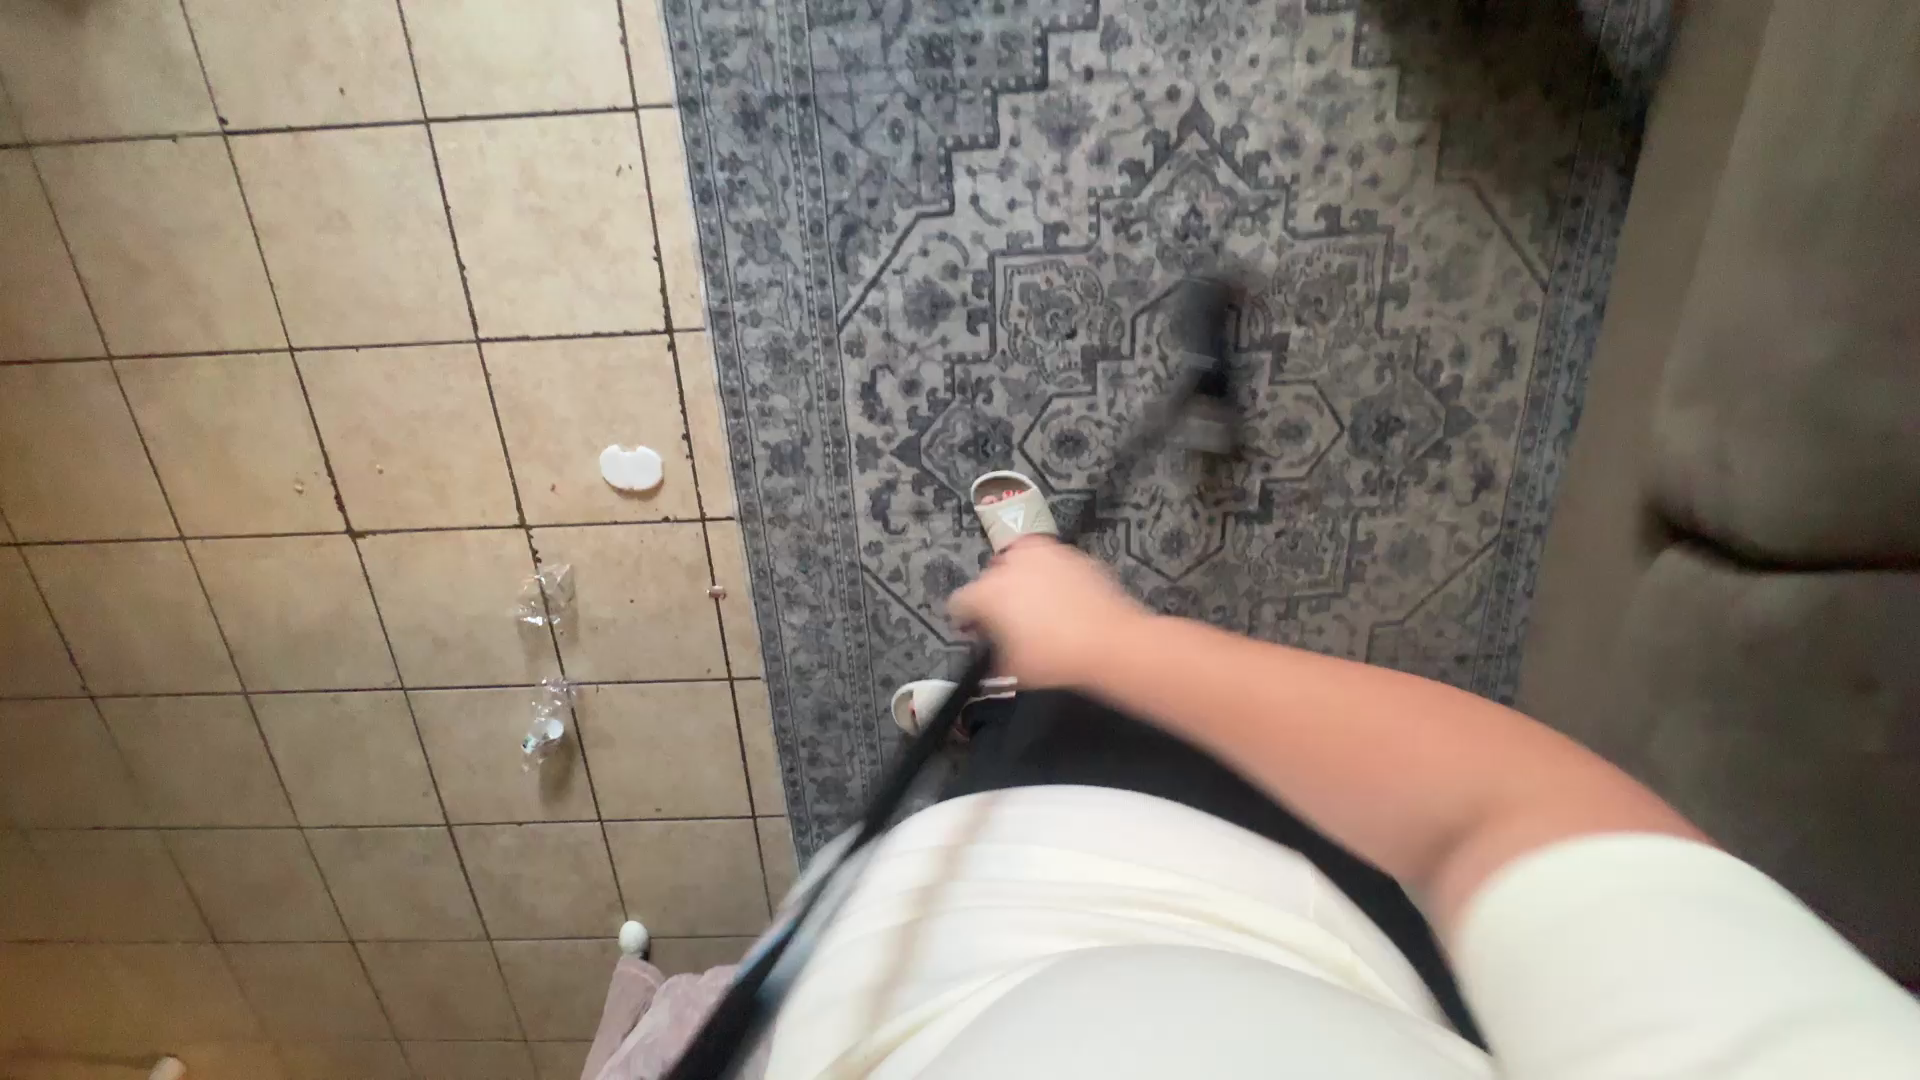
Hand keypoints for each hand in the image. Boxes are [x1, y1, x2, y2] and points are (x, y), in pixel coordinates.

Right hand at [948, 537, 1152, 687]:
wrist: (1112, 643)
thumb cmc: (1057, 659)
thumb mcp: (1012, 667)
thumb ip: (991, 655)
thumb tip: (989, 653)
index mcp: (989, 592)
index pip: (959, 601)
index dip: (963, 618)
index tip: (972, 630)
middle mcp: (1011, 565)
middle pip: (988, 577)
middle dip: (992, 596)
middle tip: (1005, 619)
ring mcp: (1043, 554)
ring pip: (1017, 560)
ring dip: (1017, 577)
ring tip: (1030, 601)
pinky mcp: (1071, 553)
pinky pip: (1048, 560)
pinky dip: (1047, 573)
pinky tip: (1058, 594)